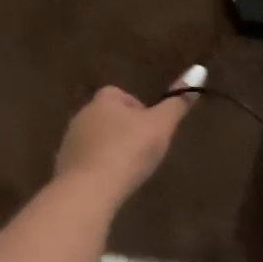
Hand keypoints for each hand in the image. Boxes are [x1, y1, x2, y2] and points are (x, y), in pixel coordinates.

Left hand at [54, 66, 202, 202]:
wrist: (88, 191)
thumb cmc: (128, 151)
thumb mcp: (161, 126)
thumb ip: (178, 103)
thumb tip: (199, 70)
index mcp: (104, 101)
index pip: (118, 94)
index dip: (136, 107)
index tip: (150, 126)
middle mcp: (82, 117)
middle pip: (106, 116)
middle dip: (123, 128)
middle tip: (144, 148)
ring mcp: (70, 143)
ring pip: (95, 139)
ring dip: (110, 148)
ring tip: (129, 168)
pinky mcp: (64, 168)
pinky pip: (85, 162)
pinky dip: (98, 167)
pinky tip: (112, 182)